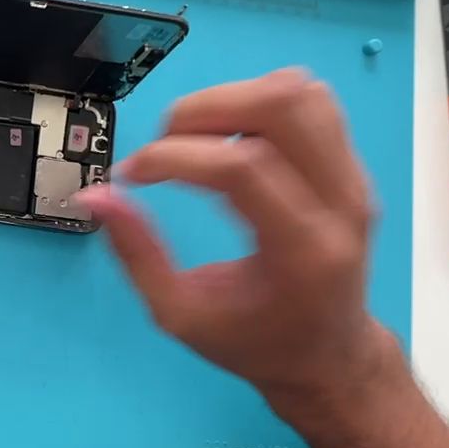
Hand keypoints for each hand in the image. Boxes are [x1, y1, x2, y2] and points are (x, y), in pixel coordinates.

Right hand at [78, 69, 398, 419]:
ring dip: (230, 100)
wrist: (327, 355)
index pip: (241, 167)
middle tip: (162, 145)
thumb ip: (136, 252)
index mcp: (301, 250)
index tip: (129, 176)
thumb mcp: (178, 314)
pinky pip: (309, 103)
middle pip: (282, 105)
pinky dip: (255, 104)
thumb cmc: (252, 342)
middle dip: (202, 109)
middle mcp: (341, 202)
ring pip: (300, 92)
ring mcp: (355, 177)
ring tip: (192, 139)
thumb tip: (93, 196)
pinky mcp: (350, 165)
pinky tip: (224, 139)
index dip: (171, 157)